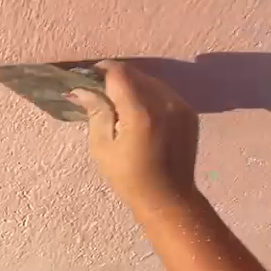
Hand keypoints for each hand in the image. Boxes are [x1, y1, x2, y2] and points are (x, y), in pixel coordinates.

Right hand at [67, 60, 200, 211]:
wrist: (169, 198)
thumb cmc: (129, 178)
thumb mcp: (103, 147)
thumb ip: (96, 111)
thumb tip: (81, 88)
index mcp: (141, 113)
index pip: (119, 74)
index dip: (101, 71)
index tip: (87, 79)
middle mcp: (164, 103)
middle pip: (135, 74)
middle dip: (115, 78)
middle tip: (99, 92)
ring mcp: (180, 106)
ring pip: (150, 80)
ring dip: (132, 85)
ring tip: (119, 103)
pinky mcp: (189, 112)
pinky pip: (163, 92)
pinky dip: (148, 94)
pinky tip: (139, 112)